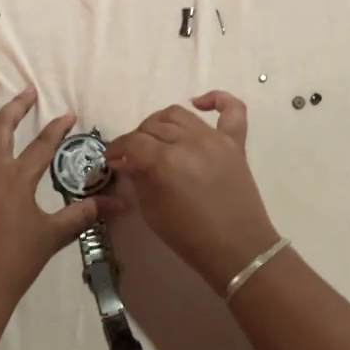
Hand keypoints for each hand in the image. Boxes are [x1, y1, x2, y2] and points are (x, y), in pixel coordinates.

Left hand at [0, 79, 107, 306]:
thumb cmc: (19, 260)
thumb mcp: (55, 234)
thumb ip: (84, 213)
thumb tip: (118, 203)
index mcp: (17, 179)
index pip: (43, 145)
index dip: (58, 128)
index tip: (70, 115)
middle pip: (2, 129)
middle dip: (16, 106)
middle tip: (27, 90)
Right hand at [105, 92, 281, 292]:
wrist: (238, 250)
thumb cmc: (189, 237)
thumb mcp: (151, 211)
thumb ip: (137, 178)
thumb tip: (126, 160)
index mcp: (165, 161)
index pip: (132, 142)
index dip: (116, 148)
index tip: (111, 159)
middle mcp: (189, 142)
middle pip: (153, 125)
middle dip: (137, 138)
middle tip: (134, 155)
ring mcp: (215, 139)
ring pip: (180, 114)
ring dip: (162, 122)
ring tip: (157, 138)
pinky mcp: (235, 143)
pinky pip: (232, 110)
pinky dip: (217, 99)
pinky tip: (199, 103)